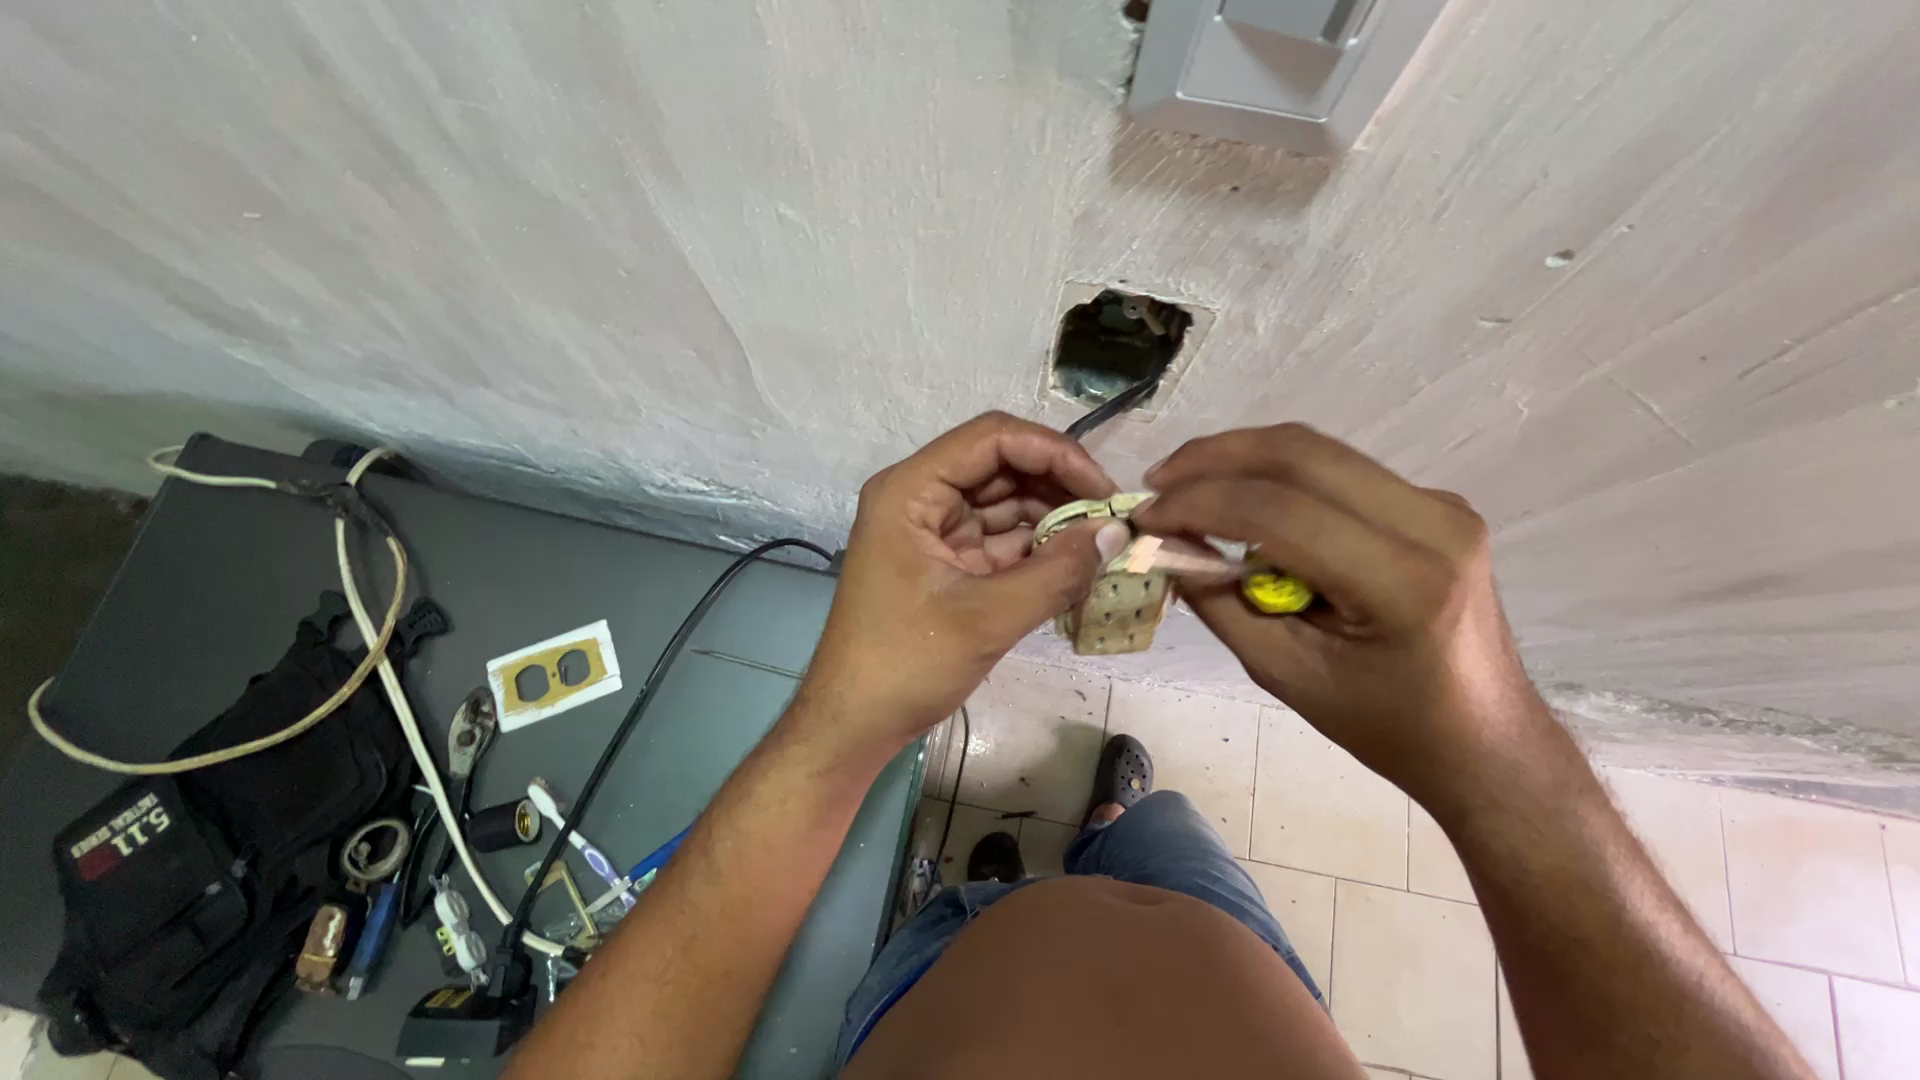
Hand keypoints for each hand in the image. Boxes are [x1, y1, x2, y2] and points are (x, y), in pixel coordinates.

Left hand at [796, 412, 1126, 755]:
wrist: (854, 723)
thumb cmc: (907, 663)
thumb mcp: (987, 618)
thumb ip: (1057, 571)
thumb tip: (1118, 533)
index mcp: (911, 491)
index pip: (992, 438)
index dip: (1055, 453)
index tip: (1104, 491)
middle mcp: (920, 498)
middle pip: (1001, 467)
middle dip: (1060, 488)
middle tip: (1114, 520)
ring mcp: (933, 532)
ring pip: (1005, 504)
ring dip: (1053, 520)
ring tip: (1104, 544)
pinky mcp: (947, 564)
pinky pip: (1000, 540)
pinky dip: (1038, 550)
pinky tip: (1077, 563)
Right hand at [1132, 424, 1552, 802]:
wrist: (1485, 739)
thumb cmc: (1386, 726)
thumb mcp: (1285, 674)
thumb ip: (1219, 602)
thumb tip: (1166, 545)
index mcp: (1405, 582)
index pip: (1280, 513)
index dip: (1199, 504)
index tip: (1145, 517)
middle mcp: (1434, 522)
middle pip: (1300, 454)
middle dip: (1214, 458)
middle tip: (1157, 481)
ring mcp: (1441, 504)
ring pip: (1318, 450)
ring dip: (1241, 458)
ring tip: (1185, 484)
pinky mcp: (1433, 502)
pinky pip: (1338, 469)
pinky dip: (1276, 475)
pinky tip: (1241, 500)